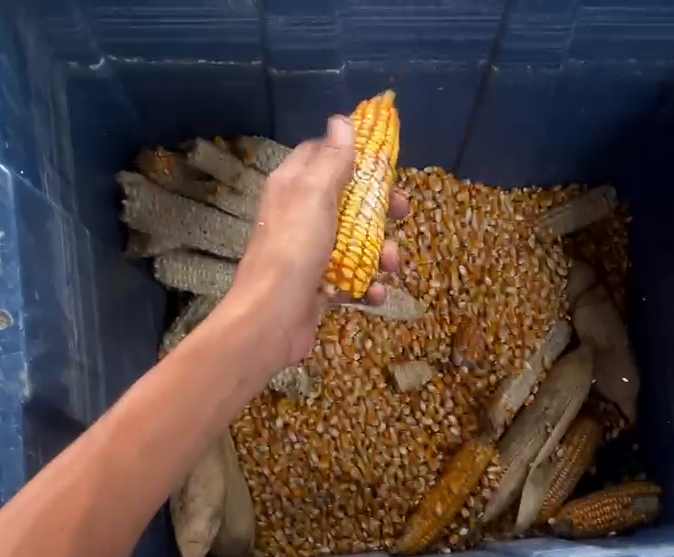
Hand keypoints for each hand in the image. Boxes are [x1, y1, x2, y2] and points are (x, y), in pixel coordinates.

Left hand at [223, 115, 408, 374]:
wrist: (272, 318)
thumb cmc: (294, 250)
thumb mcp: (315, 195)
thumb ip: (333, 160)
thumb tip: (341, 121)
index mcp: (294, 186)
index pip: (323, 156)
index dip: (354, 156)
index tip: (385, 162)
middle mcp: (301, 216)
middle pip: (348, 200)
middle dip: (379, 208)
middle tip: (402, 211)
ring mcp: (311, 253)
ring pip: (356, 243)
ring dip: (380, 252)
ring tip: (391, 264)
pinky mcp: (320, 287)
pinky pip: (352, 280)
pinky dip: (367, 286)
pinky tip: (374, 293)